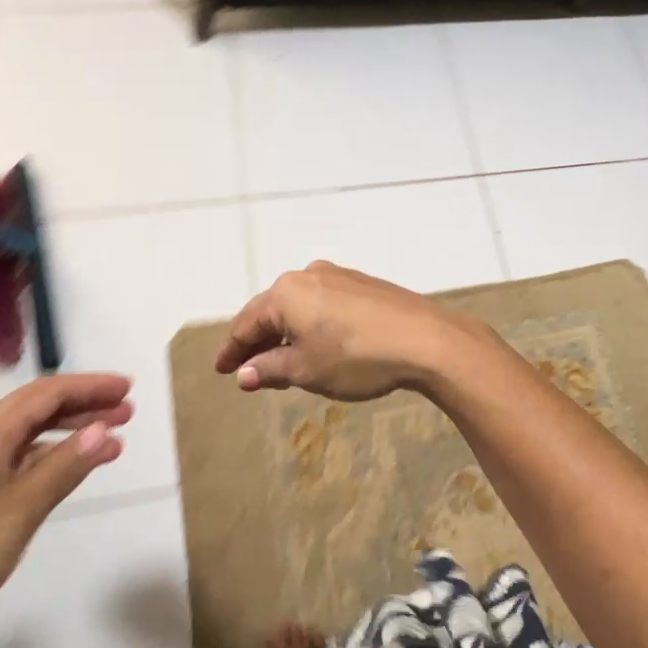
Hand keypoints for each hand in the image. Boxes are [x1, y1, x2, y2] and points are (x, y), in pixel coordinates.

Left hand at [0, 374, 132, 647]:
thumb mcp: (18, 511)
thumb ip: (63, 467)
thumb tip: (105, 428)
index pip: (44, 394)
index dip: (89, 386)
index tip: (128, 387)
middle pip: (33, 412)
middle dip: (82, 408)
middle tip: (127, 412)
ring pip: (22, 442)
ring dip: (66, 438)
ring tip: (108, 446)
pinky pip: (9, 468)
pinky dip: (43, 465)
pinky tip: (61, 479)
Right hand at [214, 260, 485, 400]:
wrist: (425, 339)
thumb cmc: (356, 357)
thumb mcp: (306, 370)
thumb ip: (270, 369)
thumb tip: (245, 373)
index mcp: (286, 292)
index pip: (246, 323)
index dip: (232, 350)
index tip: (222, 370)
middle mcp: (309, 274)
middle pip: (272, 310)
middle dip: (258, 340)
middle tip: (246, 368)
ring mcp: (339, 276)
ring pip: (300, 306)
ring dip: (286, 333)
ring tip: (280, 361)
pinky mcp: (364, 284)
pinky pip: (324, 303)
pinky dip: (311, 325)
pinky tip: (316, 344)